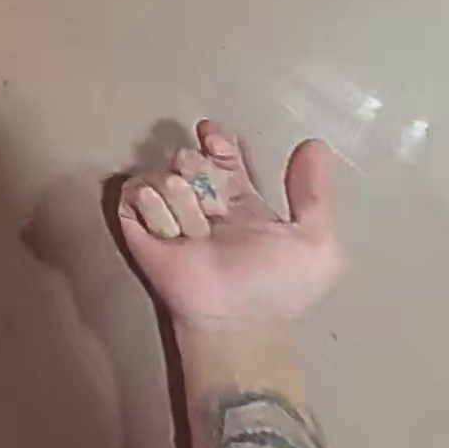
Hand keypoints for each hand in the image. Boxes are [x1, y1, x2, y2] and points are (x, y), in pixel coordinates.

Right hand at [118, 120, 344, 334]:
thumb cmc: (276, 283)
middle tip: (216, 211)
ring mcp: (162, 204)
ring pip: (165, 175)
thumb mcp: (315, 242)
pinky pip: (139, 191)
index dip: (216, 141)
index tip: (211, 133)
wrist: (232, 313)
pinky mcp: (133, 214)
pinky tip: (171, 236)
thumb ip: (314, 193)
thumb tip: (314, 143)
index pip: (220, 154)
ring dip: (187, 209)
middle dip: (202, 178)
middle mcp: (196, 195)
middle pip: (188, 157)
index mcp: (235, 197)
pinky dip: (160, 214)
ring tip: (196, 237)